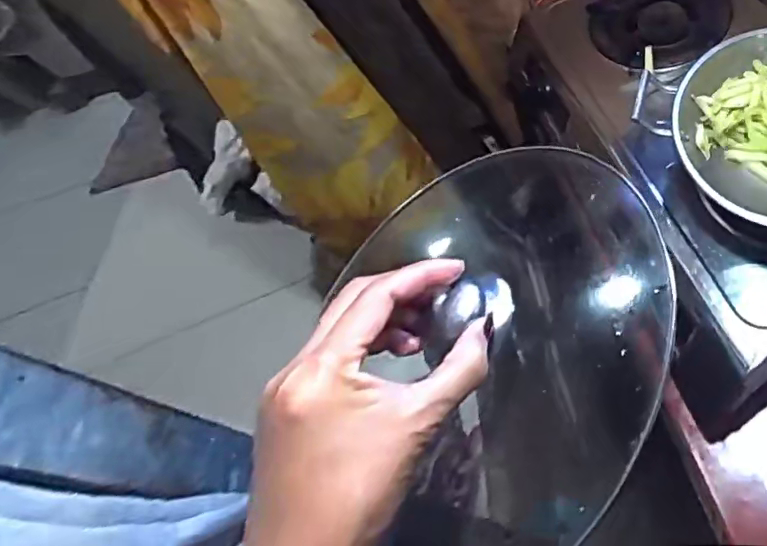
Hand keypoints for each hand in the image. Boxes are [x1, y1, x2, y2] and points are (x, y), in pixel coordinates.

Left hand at [245, 259, 488, 545]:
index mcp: (321, 366)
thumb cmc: (357, 497)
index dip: (420, 276)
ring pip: (339, 325)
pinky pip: (329, 352)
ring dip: (384, 318)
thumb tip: (482, 330)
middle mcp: (295, 367)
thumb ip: (458, 370)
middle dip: (403, 289)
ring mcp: (284, 387)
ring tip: (422, 332)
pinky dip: (365, 344)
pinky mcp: (285, 406)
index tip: (456, 270)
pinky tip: (394, 358)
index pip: (376, 296)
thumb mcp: (417, 426)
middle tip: (442, 291)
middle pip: (354, 301)